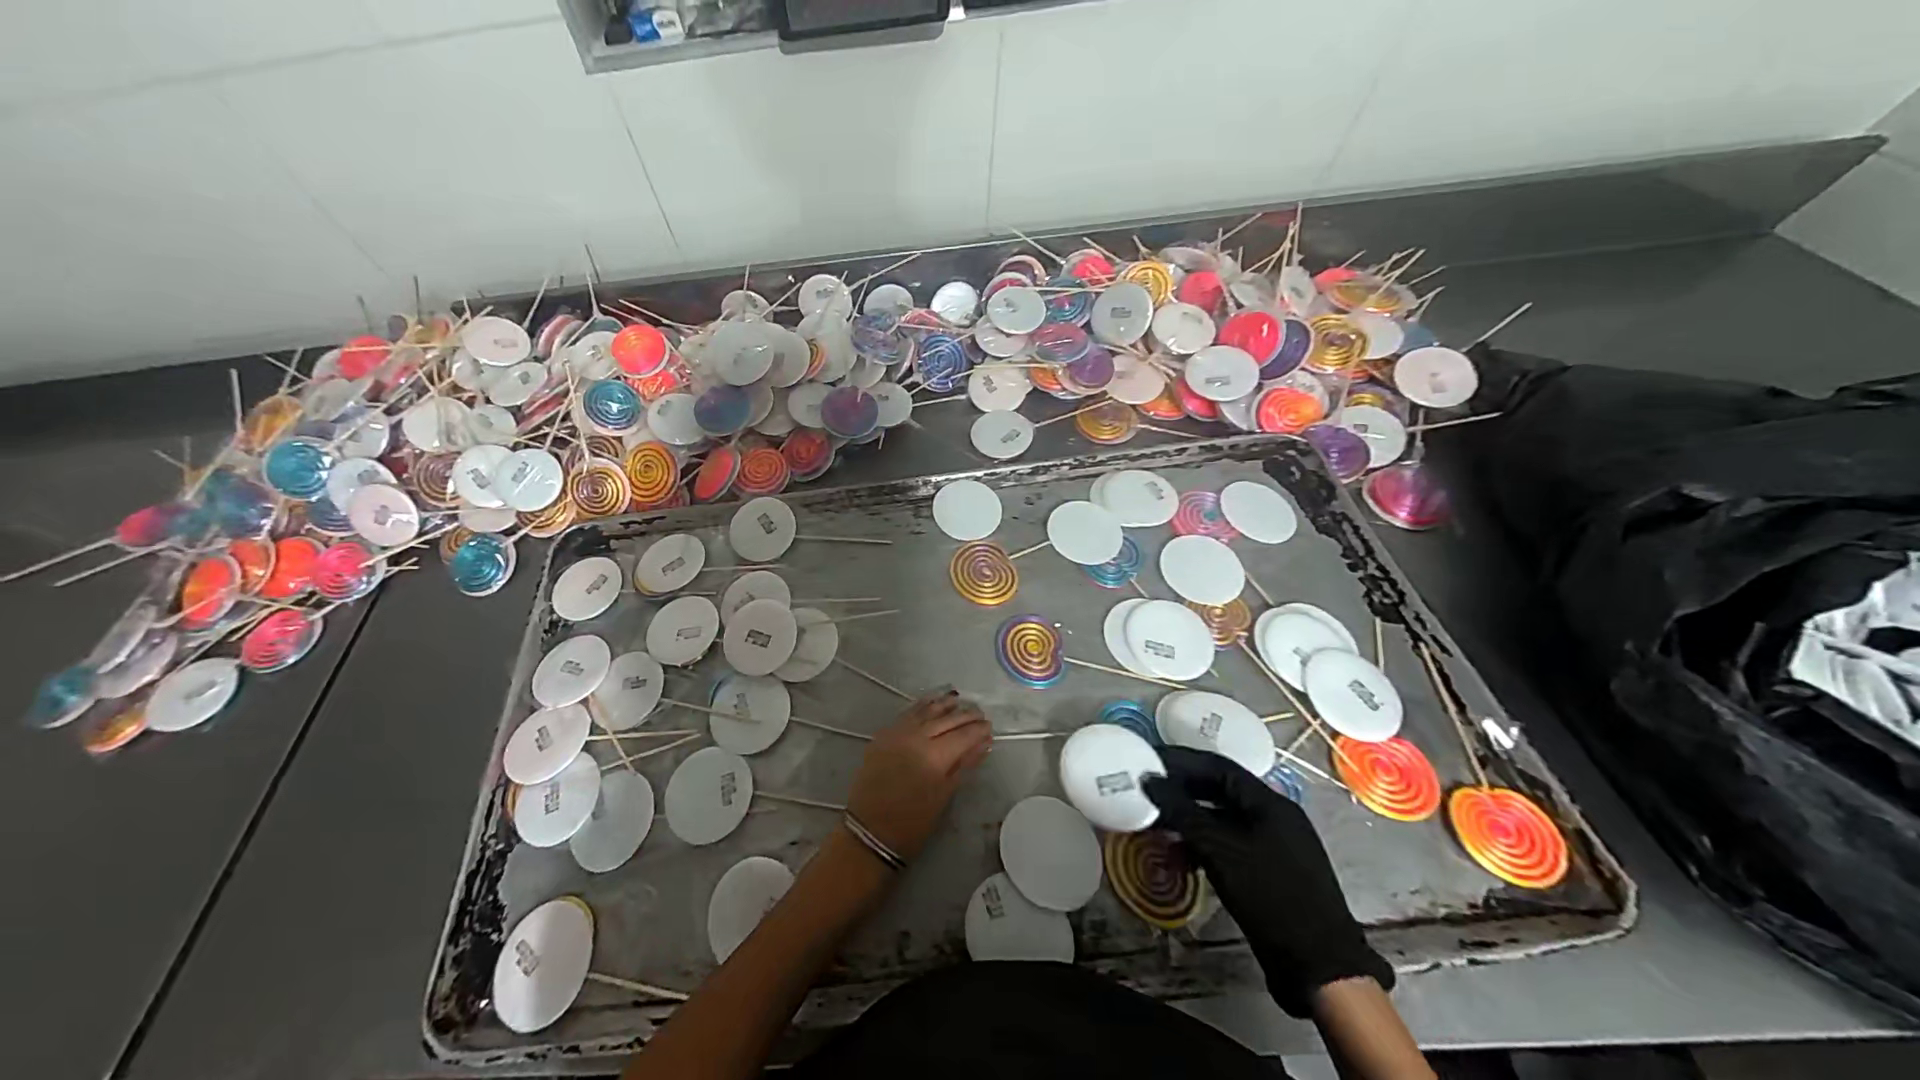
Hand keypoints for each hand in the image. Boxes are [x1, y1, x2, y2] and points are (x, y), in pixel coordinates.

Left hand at [845, 692, 991, 860]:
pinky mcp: (883, 735)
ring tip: (958, 701)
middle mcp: (916, 738)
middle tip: (980, 714)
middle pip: (946, 720)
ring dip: (944, 705)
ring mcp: (897, 734)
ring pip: (926, 711)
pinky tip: (930, 703)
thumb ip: (964, 765)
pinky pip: (907, 714)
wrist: (869, 831)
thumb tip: (983, 744)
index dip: (978, 730)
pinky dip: (922, 707)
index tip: (990, 727)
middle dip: (965, 716)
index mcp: (934, 756)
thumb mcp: (943, 795)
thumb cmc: (912, 822)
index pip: (963, 735)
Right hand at [1142, 746, 1392, 1016]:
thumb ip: (1182, 812)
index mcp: (1269, 803)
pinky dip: (1203, 847)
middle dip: (1182, 792)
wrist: (1318, 964)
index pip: (1219, 767)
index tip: (1149, 762)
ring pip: (1223, 821)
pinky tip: (1181, 859)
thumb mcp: (1219, 849)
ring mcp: (1275, 846)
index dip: (1181, 761)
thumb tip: (1150, 780)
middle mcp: (1274, 817)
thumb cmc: (1269, 895)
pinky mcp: (1270, 873)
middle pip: (1221, 791)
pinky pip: (1230, 846)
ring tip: (1158, 828)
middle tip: (1148, 795)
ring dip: (1190, 822)